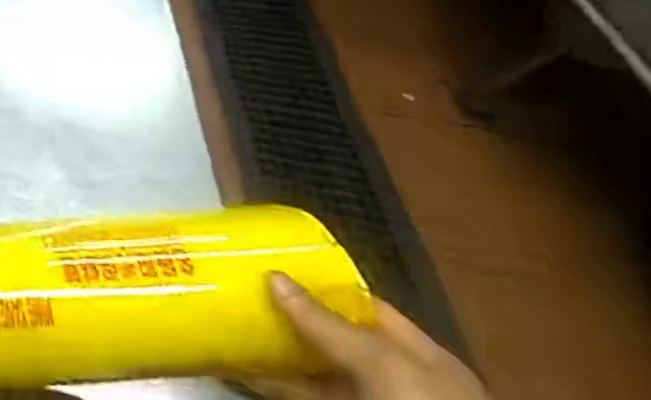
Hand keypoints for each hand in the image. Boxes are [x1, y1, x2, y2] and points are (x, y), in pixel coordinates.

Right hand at [240, 272, 491, 399]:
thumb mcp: (384, 366)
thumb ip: (329, 324)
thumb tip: (275, 276)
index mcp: (421, 359)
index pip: (366, 307)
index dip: (322, 284)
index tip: (275, 265)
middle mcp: (395, 384)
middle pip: (336, 340)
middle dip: (292, 318)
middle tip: (242, 292)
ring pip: (314, 375)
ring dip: (275, 354)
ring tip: (229, 325)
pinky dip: (272, 386)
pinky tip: (240, 372)